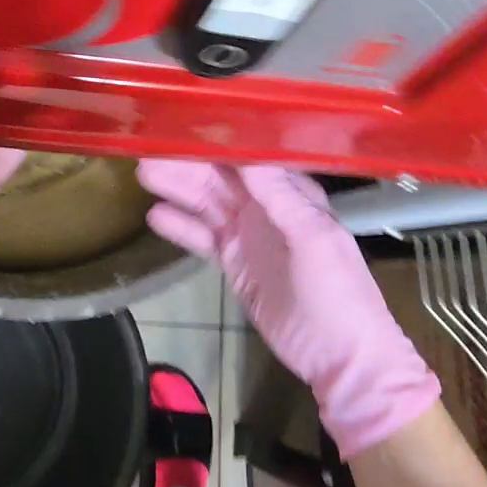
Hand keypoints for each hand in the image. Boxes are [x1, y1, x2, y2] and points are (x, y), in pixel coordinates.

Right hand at [137, 161, 440, 458]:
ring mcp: (250, 237)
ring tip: (144, 174)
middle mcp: (269, 209)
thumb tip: (247, 153)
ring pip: (208, 206)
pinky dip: (181, 228)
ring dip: (178, 190)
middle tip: (149, 152)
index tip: (186, 128)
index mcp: (294, 196)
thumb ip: (279, 196)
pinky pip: (204, 239)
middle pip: (222, 180)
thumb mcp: (313, 238)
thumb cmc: (338, 293)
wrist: (342, 358)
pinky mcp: (235, 265)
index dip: (219, 143)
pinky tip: (155, 216)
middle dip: (188, 166)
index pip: (251, 159)